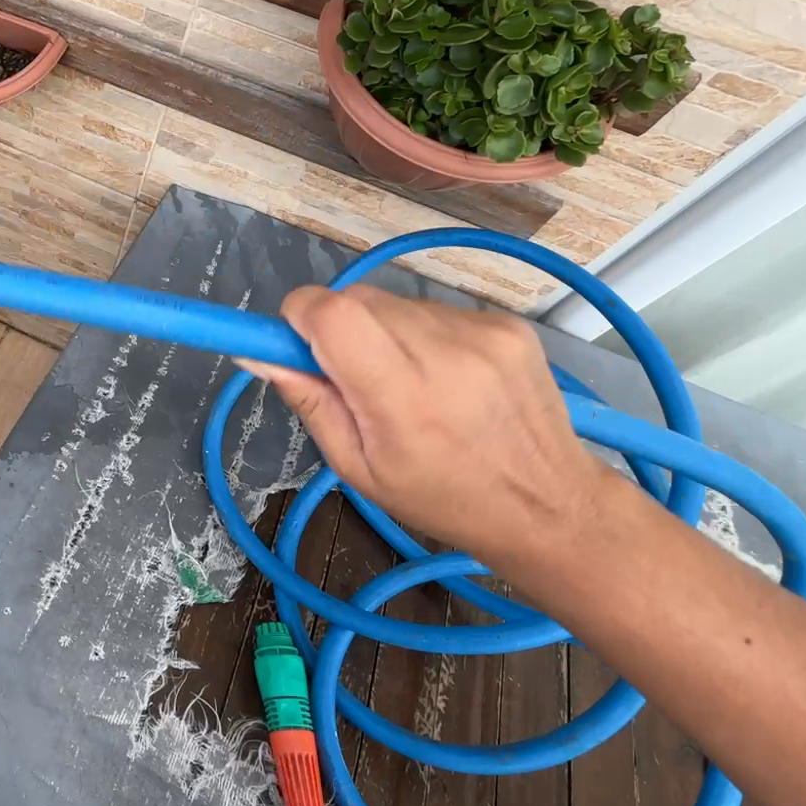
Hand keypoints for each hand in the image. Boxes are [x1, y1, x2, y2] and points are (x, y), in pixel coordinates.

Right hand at [240, 283, 605, 562]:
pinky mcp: (506, 323)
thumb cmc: (439, 498)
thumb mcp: (356, 468)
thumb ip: (307, 401)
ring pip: (392, 301)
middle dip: (336, 326)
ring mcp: (482, 332)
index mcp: (401, 397)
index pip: (331, 313)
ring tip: (405, 380)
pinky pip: (431, 308)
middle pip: (356, 299)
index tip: (295, 341)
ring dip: (379, 330)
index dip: (300, 315)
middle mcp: (444, 351)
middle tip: (350, 374)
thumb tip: (255, 352)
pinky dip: (419, 333)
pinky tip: (442, 374)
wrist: (550, 506)